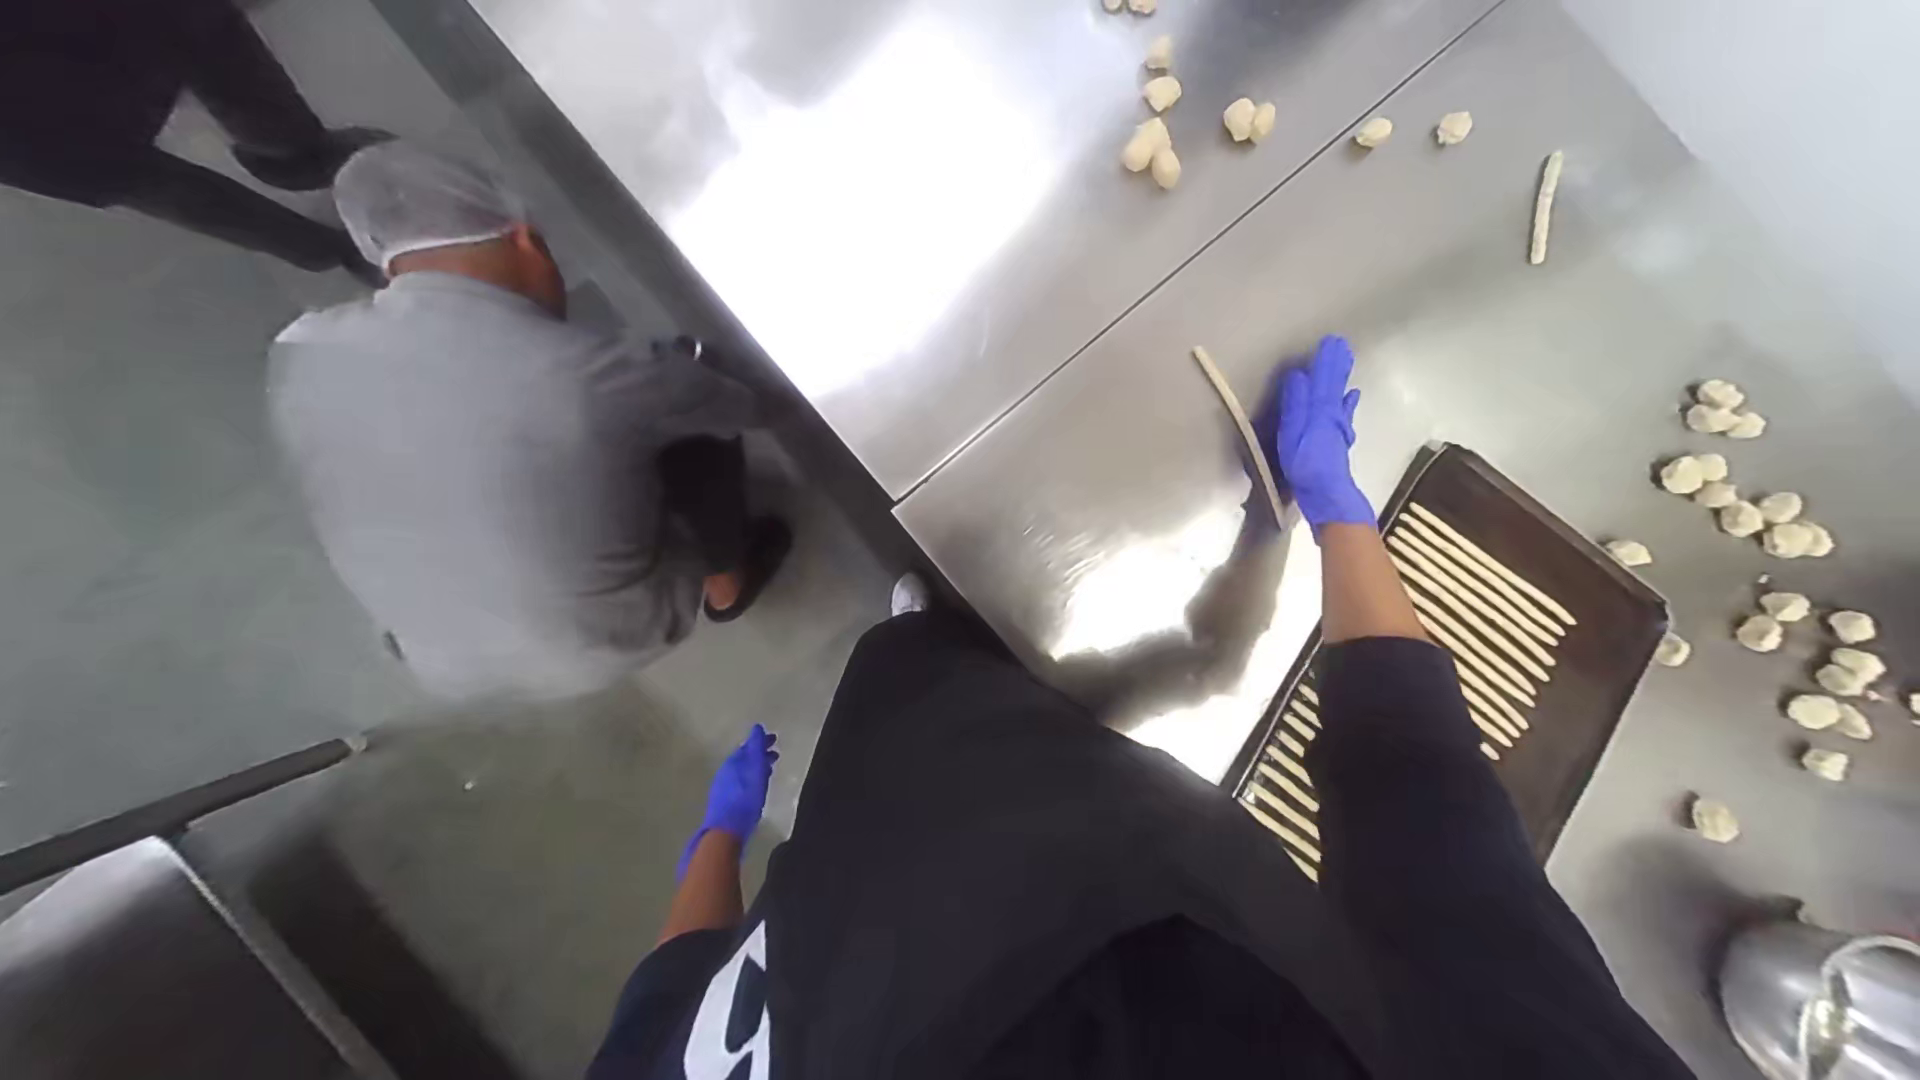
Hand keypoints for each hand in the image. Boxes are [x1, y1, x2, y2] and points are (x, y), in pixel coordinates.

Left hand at [680, 724, 777, 877]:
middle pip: (745, 757)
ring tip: (769, 769)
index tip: (775, 739)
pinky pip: (740, 781)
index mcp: (734, 761)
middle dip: (759, 753)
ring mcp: (722, 786)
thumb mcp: (755, 770)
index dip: (762, 741)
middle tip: (775, 754)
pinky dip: (750, 778)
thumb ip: (756, 749)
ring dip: (755, 767)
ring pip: (742, 770)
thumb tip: (757, 728)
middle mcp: (726, 771)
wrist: (726, 830)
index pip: (749, 745)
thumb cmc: (745, 798)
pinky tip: (756, 786)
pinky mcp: (723, 800)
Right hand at [1267, 336, 1373, 532]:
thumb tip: (1297, 375)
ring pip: (1340, 396)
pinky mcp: (1336, 440)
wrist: (1328, 494)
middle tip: (1341, 344)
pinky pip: (1343, 414)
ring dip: (1341, 379)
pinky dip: (1347, 403)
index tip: (1330, 340)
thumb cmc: (1306, 463)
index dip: (1326, 360)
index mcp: (1321, 409)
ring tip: (1344, 363)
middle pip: (1335, 384)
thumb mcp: (1293, 432)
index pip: (1323, 378)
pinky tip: (1351, 397)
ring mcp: (1337, 427)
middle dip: (1337, 365)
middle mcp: (1333, 414)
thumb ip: (1295, 403)